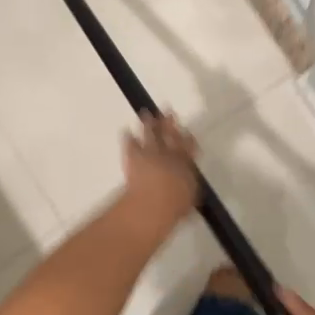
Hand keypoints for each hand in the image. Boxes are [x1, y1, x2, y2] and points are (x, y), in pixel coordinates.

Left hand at [121, 114, 199, 229]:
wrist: (153, 202)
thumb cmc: (175, 204)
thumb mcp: (188, 198)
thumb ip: (188, 188)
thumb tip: (188, 188)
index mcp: (185, 163)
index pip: (189, 146)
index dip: (188, 137)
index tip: (186, 130)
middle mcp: (169, 153)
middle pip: (170, 134)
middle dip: (169, 122)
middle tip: (168, 110)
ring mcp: (150, 152)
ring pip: (150, 134)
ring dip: (149, 123)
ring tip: (146, 113)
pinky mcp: (133, 157)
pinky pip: (130, 144)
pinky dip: (128, 137)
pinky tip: (126, 130)